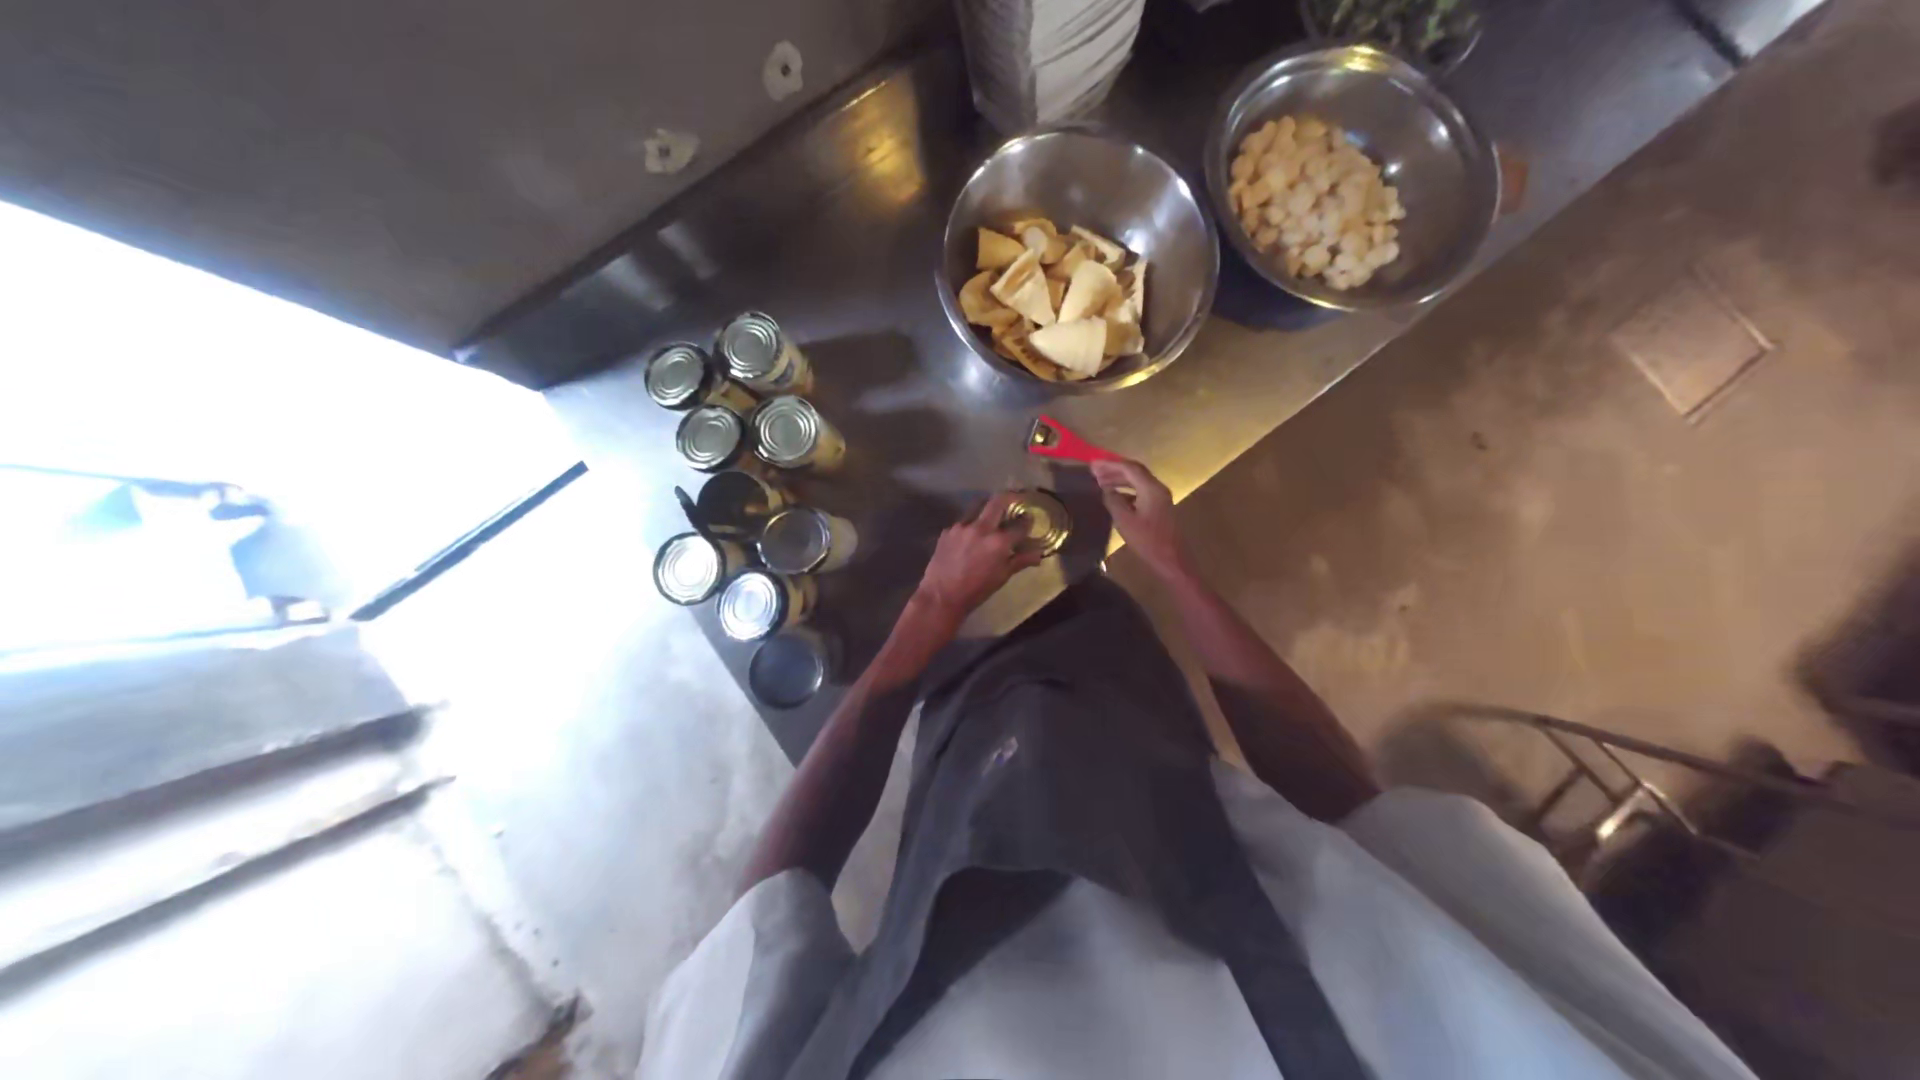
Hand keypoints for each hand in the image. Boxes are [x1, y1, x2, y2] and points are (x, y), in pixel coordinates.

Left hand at [913, 492, 1044, 622]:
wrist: (941, 596)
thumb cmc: (977, 590)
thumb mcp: (1002, 576)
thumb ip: (1020, 561)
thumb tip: (1038, 555)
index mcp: (999, 542)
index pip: (1019, 525)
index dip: (1027, 520)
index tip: (1029, 518)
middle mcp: (981, 528)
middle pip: (997, 501)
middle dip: (1009, 496)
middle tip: (1014, 497)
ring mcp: (962, 527)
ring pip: (977, 506)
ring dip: (987, 506)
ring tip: (991, 512)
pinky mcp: (948, 530)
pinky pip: (963, 521)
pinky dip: (971, 524)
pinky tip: (971, 534)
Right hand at [1091, 458, 1193, 582]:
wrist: (1171, 559)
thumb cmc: (1147, 541)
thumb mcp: (1124, 521)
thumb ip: (1113, 501)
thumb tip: (1106, 489)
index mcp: (1151, 488)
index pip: (1129, 468)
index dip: (1110, 464)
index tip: (1093, 464)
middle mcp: (1158, 488)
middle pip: (1135, 471)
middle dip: (1114, 469)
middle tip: (1095, 471)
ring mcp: (1161, 497)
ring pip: (1138, 481)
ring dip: (1120, 479)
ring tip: (1101, 481)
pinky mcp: (1160, 506)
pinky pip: (1141, 490)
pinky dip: (1127, 489)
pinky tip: (1115, 495)